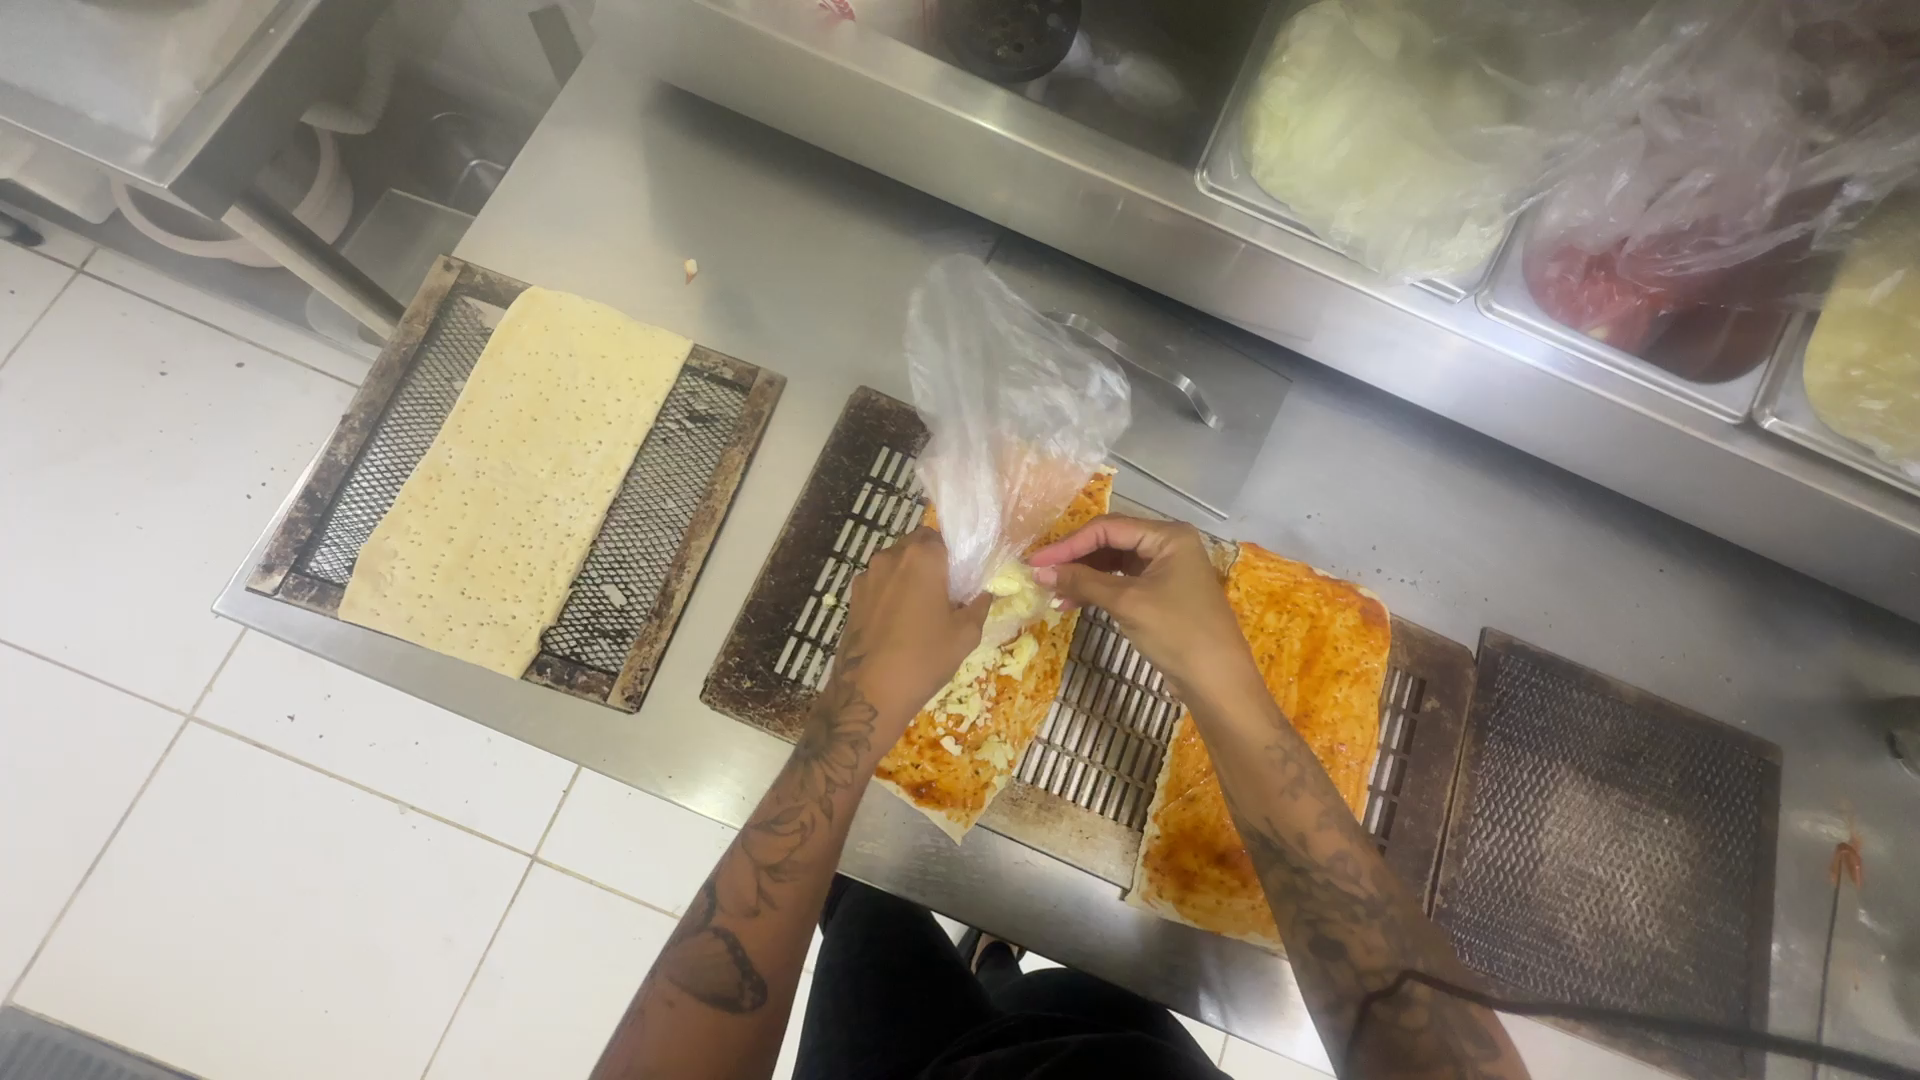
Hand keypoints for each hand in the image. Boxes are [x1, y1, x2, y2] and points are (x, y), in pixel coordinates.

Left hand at [834, 528, 990, 739]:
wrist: (870, 692)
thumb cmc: (925, 658)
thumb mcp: (965, 635)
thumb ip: (978, 607)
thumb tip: (984, 595)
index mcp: (922, 557)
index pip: (941, 536)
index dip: (952, 554)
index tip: (961, 577)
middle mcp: (890, 557)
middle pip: (915, 545)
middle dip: (930, 562)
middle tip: (945, 592)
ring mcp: (867, 576)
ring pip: (894, 564)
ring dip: (908, 576)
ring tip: (921, 609)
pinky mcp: (852, 597)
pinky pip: (878, 583)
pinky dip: (890, 593)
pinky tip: (898, 622)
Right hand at [1027, 515, 1255, 701]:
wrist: (1217, 681)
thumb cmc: (1177, 633)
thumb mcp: (1126, 603)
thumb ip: (1082, 582)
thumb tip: (1039, 572)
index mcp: (1168, 535)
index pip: (1107, 528)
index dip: (1068, 544)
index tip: (1036, 562)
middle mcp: (1167, 544)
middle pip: (1109, 541)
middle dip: (1074, 559)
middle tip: (1040, 575)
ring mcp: (1165, 569)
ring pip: (1113, 563)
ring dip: (1082, 577)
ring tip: (1052, 594)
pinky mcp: (1160, 592)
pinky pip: (1121, 581)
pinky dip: (1097, 590)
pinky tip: (1071, 603)